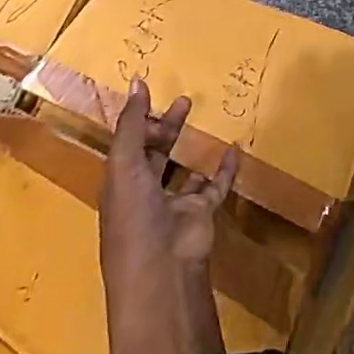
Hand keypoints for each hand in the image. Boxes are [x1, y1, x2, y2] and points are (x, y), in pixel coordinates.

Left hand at [99, 80, 237, 353]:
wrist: (162, 271)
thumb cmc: (133, 216)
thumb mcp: (124, 162)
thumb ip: (132, 122)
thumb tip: (137, 81)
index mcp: (119, 183)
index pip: (127, 145)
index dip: (138, 121)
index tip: (152, 93)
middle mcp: (143, 194)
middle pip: (153, 153)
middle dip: (165, 127)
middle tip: (183, 100)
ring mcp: (172, 206)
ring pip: (181, 169)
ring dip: (188, 144)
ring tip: (201, 116)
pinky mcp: (200, 216)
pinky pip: (214, 186)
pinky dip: (224, 169)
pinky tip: (233, 149)